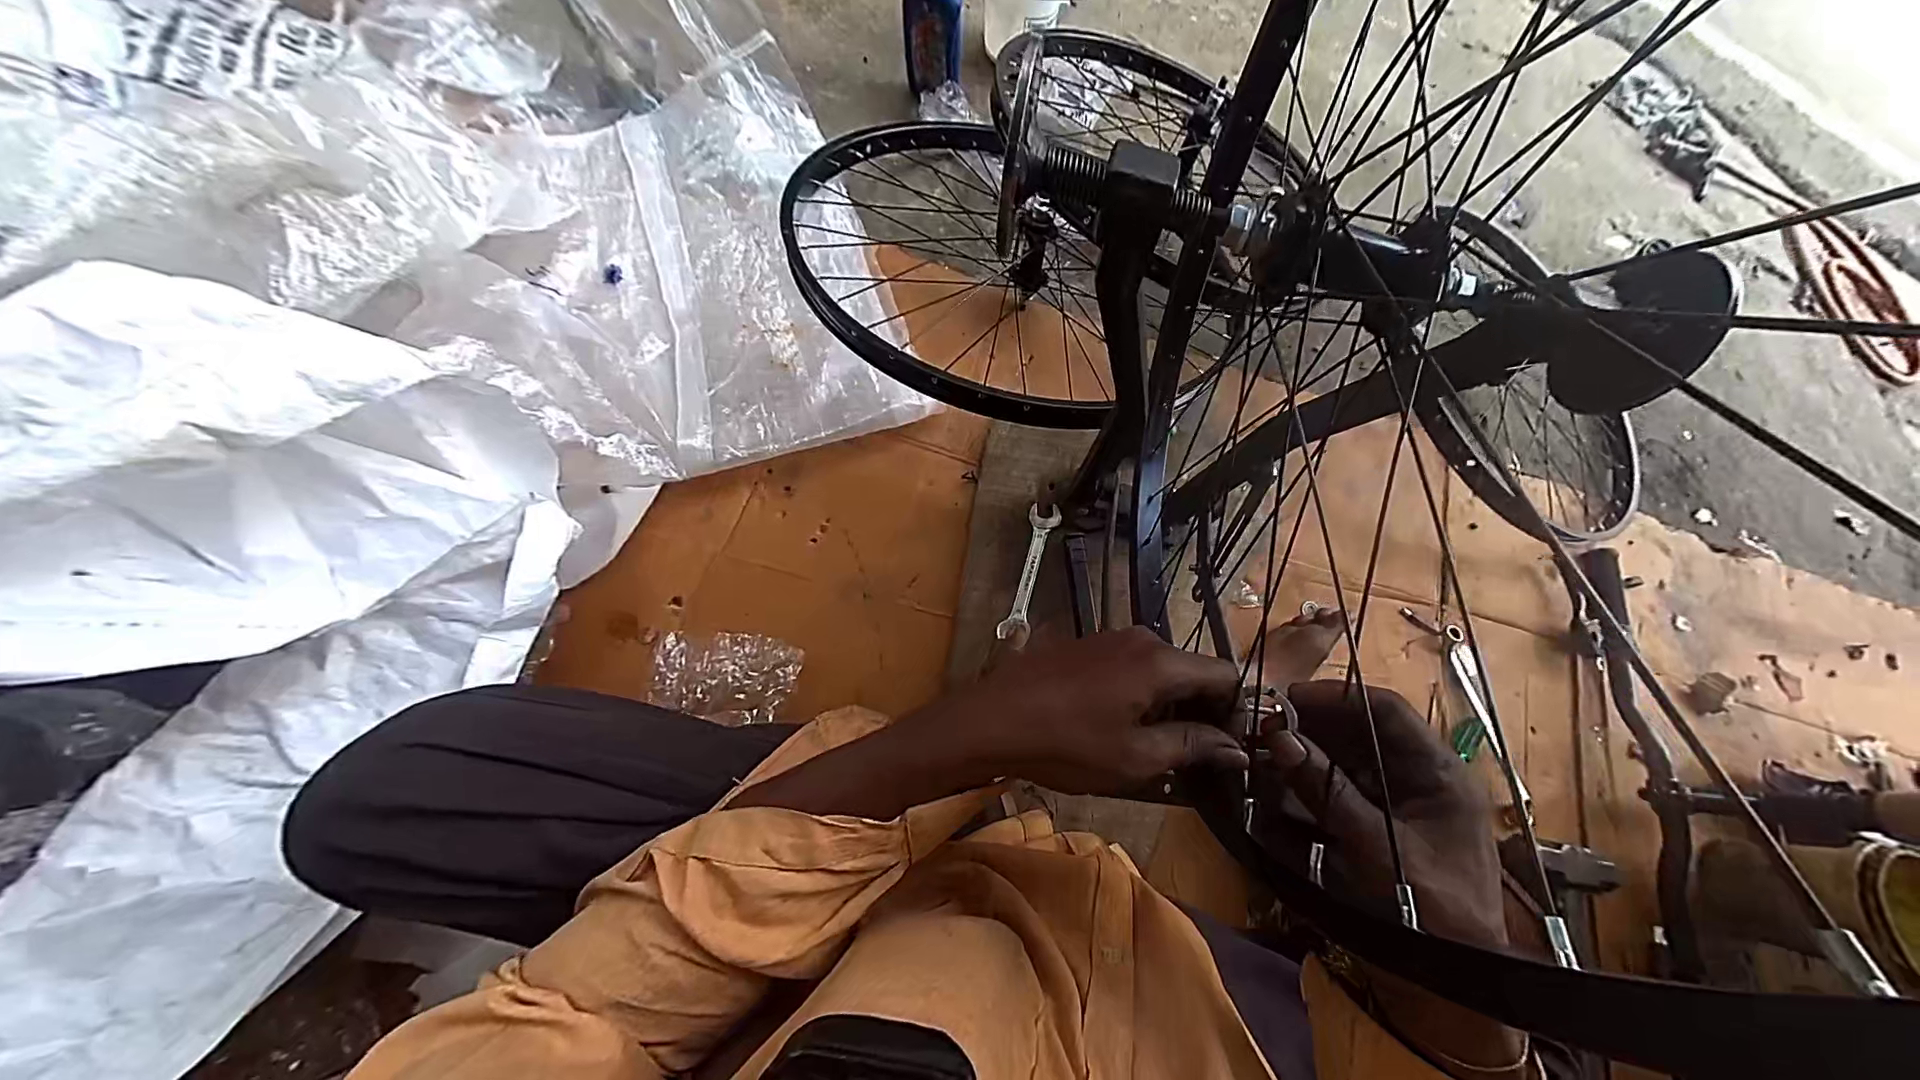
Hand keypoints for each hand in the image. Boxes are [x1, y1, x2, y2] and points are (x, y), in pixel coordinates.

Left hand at [730, 628, 1246, 819]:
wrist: (988, 718)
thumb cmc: (1065, 744)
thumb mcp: (1134, 758)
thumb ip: (1191, 746)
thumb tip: (1237, 747)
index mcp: (1160, 661)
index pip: (1224, 674)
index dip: (1236, 710)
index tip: (1232, 744)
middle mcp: (1139, 637)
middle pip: (1190, 670)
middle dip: (1199, 709)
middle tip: (1192, 755)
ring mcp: (1107, 636)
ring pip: (1157, 668)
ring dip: (1165, 702)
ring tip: (1150, 745)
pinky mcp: (1082, 643)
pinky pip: (1127, 665)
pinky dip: (1136, 692)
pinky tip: (1115, 723)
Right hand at [1261, 679, 1503, 946]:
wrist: (1451, 988)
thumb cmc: (1432, 914)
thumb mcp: (1379, 850)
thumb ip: (1328, 793)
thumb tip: (1280, 739)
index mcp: (1437, 773)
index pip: (1385, 709)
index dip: (1335, 695)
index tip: (1284, 698)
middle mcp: (1413, 775)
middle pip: (1355, 728)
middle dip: (1306, 725)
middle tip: (1259, 727)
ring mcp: (1390, 796)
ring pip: (1337, 753)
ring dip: (1298, 751)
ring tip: (1258, 752)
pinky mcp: (1368, 817)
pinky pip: (1329, 783)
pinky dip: (1299, 779)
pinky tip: (1271, 780)